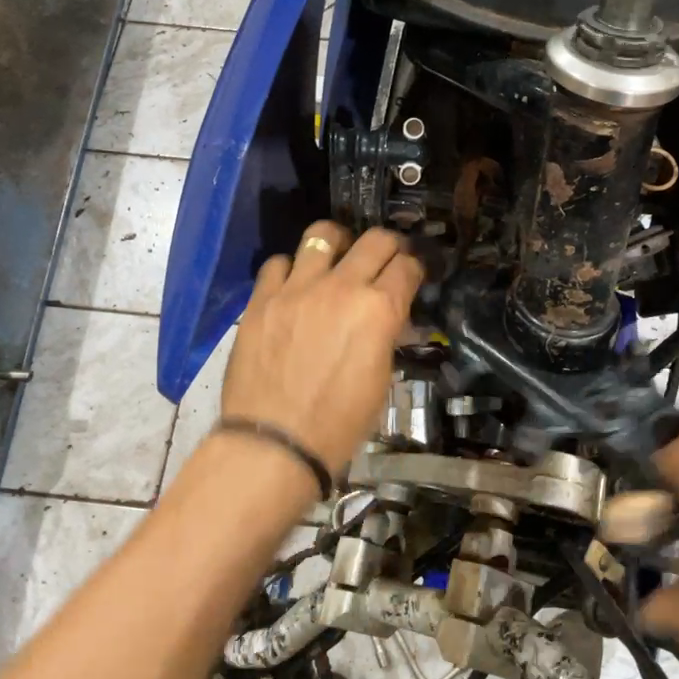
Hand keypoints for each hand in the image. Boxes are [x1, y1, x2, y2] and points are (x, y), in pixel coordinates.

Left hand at [220, 222, 424, 474]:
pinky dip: (291, 269)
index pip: (408, 266)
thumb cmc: (338, 425)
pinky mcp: (262, 298)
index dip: (416, 266)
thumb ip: (386, 337)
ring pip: (322, 233)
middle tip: (385, 258)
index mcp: (379, 310)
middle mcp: (341, 287)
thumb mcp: (381, 381)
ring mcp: (297, 288)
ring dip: (338, 242)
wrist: (274, 446)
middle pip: (375, 239)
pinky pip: (279, 262)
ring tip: (337, 257)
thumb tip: (391, 319)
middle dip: (388, 245)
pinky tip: (294, 285)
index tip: (414, 271)